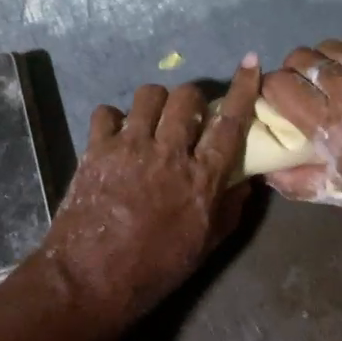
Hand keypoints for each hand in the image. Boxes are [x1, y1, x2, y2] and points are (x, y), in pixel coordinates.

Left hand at [40, 56, 260, 325]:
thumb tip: (247, 179)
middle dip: (192, 98)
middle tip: (188, 115)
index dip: (243, 89)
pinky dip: (114, 119)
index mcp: (201, 177)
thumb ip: (230, 207)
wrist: (91, 279)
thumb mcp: (207, 245)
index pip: (230, 122)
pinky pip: (107, 112)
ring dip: (156, 103)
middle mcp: (168, 153)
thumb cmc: (156, 269)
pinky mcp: (97, 149)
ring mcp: (130, 147)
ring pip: (149, 95)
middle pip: (187, 97)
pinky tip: (116, 136)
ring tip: (152, 121)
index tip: (251, 62)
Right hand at [263, 25, 341, 237]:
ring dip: (326, 59)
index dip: (273, 89)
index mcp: (329, 125)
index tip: (280, 98)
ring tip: (337, 74)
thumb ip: (299, 182)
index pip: (279, 85)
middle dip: (295, 71)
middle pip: (301, 58)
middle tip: (306, 86)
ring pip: (332, 45)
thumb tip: (266, 171)